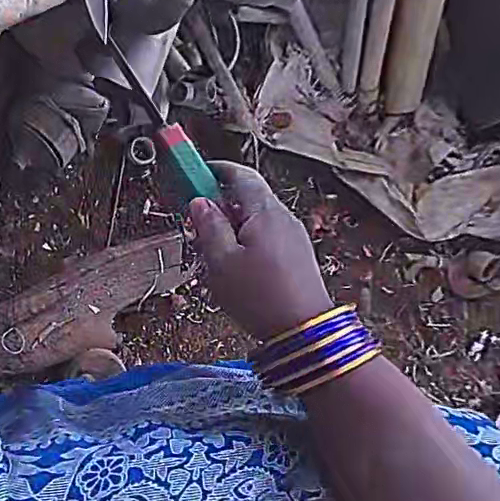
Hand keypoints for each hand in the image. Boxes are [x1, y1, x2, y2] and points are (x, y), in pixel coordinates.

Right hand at [185, 161, 334, 341]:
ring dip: (231, 225)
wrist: (303, 330)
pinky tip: (234, 264)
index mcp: (265, 213)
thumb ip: (208, 227)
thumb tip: (199, 203)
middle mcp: (283, 218)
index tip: (196, 171)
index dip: (217, 170)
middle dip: (220, 204)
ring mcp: (293, 236)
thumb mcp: (221, 261)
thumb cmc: (259, 296)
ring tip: (213, 251)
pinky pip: (265, 235)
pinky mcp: (296, 254)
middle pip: (248, 197)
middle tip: (196, 222)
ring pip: (255, 218)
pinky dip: (245, 239)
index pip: (241, 176)